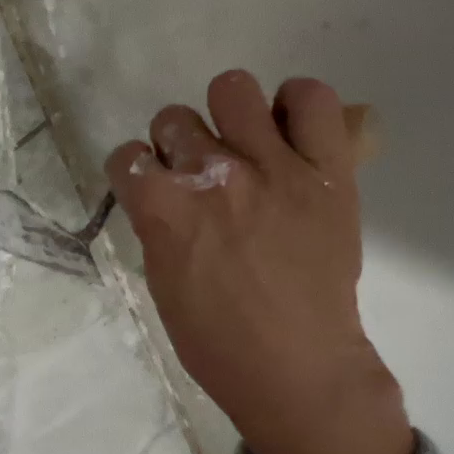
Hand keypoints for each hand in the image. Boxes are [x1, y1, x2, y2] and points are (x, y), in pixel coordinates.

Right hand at [105, 70, 414, 453]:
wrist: (294, 364)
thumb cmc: (213, 337)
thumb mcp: (161, 278)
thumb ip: (159, 225)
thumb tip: (166, 194)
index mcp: (163, 210)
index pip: (126, 156)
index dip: (133, 171)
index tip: (148, 187)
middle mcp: (212, 175)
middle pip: (173, 119)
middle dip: (175, 145)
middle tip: (196, 175)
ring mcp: (274, 166)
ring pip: (231, 89)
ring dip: (226, 115)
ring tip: (242, 145)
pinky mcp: (327, 169)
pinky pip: (311, 99)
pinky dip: (295, 105)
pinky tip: (287, 133)